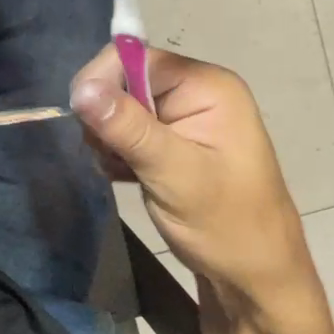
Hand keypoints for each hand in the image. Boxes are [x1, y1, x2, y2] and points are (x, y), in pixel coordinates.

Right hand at [71, 45, 317, 320]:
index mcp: (208, 85)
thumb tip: (80, 88)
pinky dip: (116, 150)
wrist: (253, 277)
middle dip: (105, 118)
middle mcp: (195, 89)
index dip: (102, 82)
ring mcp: (183, 112)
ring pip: (116, 105)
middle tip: (114, 158)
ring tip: (125, 172)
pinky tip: (127, 175)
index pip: (133, 56)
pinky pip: (123, 126)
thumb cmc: (226, 225)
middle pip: (121, 78)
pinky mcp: (170, 135)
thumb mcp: (174, 175)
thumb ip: (128, 128)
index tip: (88, 125)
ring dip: (108, 138)